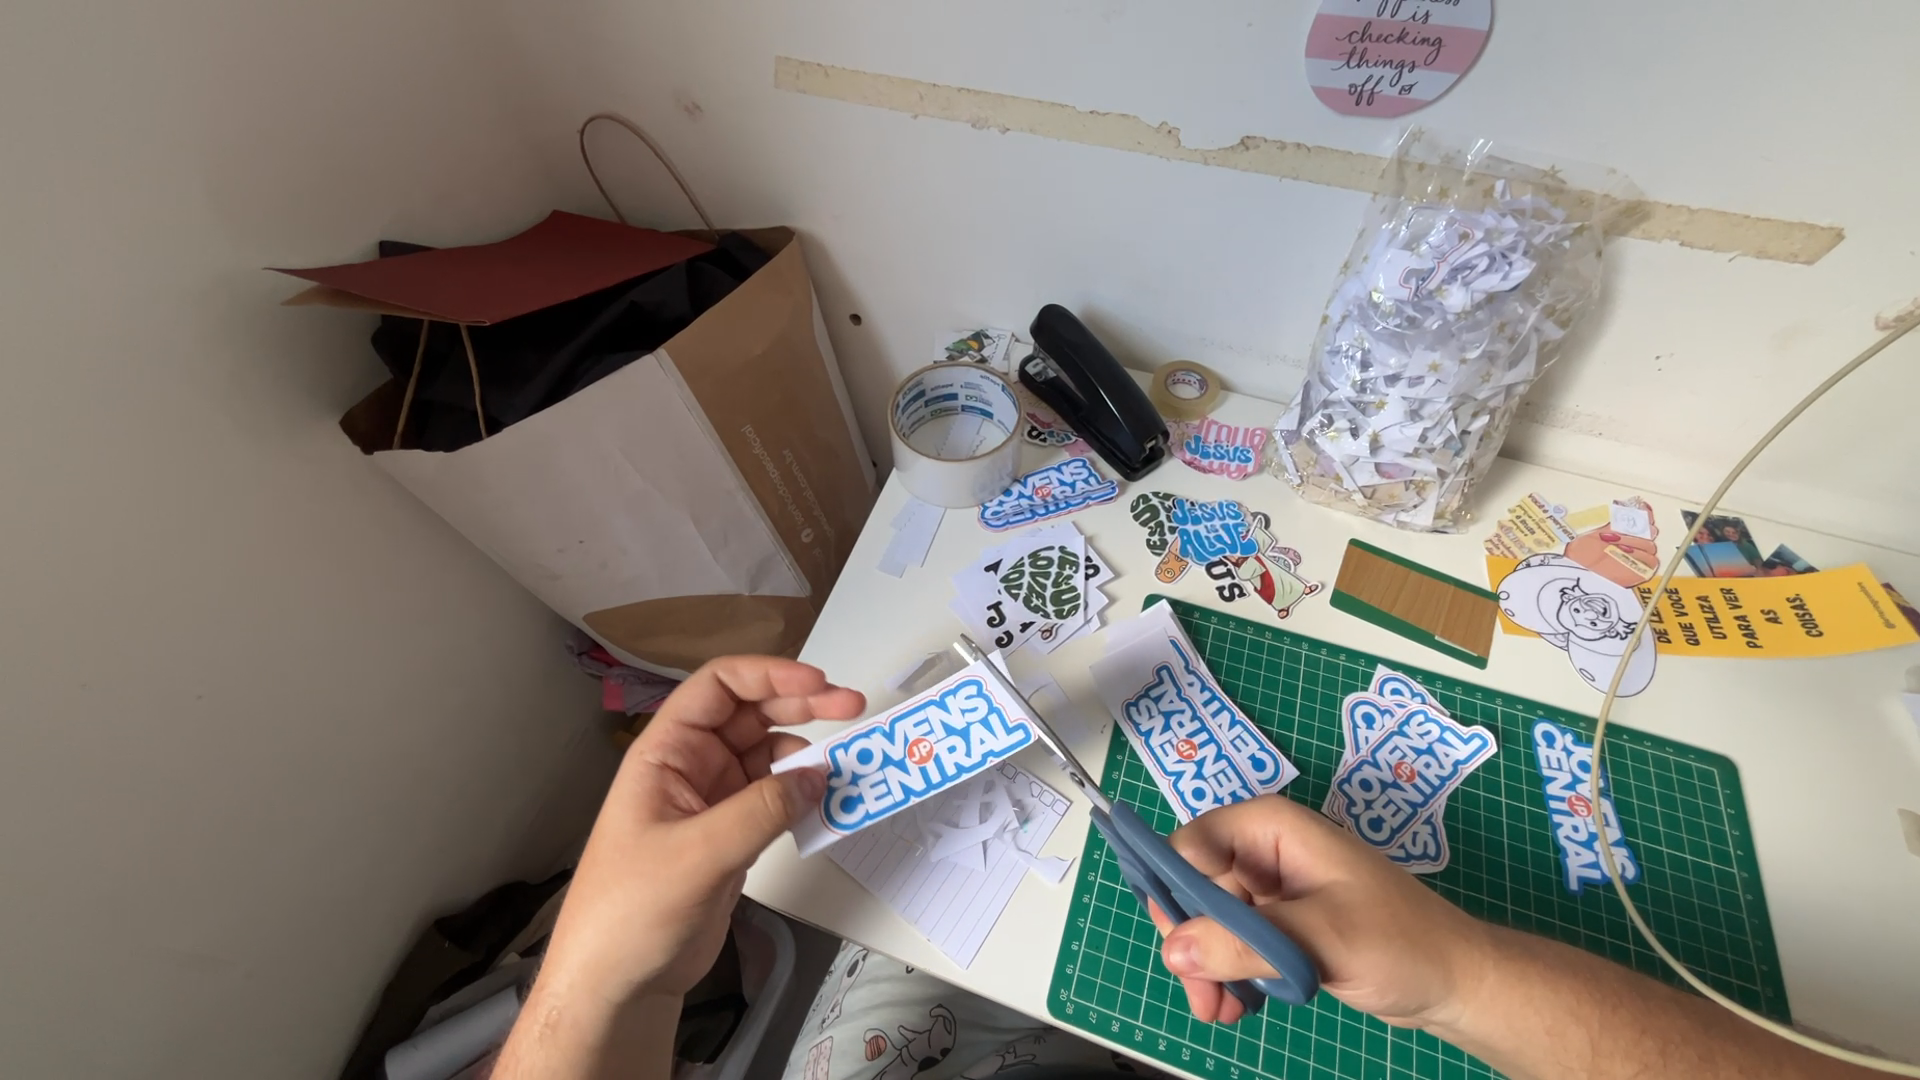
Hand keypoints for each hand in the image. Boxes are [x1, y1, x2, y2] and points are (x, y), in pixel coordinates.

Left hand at [538, 656, 864, 1006]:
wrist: (617, 987)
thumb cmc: (632, 912)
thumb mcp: (697, 853)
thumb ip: (762, 810)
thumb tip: (820, 775)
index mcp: (667, 750)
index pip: (719, 686)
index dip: (769, 674)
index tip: (818, 683)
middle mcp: (693, 764)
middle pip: (753, 712)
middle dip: (803, 703)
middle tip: (852, 706)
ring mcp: (716, 797)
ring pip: (771, 752)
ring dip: (808, 749)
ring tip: (846, 759)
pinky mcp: (734, 830)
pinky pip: (778, 794)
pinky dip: (805, 790)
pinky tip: (828, 797)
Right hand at [1151, 796, 1490, 1029]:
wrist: (1459, 985)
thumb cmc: (1401, 944)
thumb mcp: (1321, 942)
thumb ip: (1245, 943)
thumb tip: (1172, 951)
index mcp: (1267, 828)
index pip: (1191, 844)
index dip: (1174, 889)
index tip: (1177, 946)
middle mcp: (1258, 849)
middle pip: (1193, 885)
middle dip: (1191, 940)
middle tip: (1201, 995)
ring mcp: (1265, 886)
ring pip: (1206, 917)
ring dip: (1205, 964)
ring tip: (1218, 1011)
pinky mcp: (1275, 920)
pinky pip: (1229, 939)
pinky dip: (1224, 972)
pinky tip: (1235, 1005)